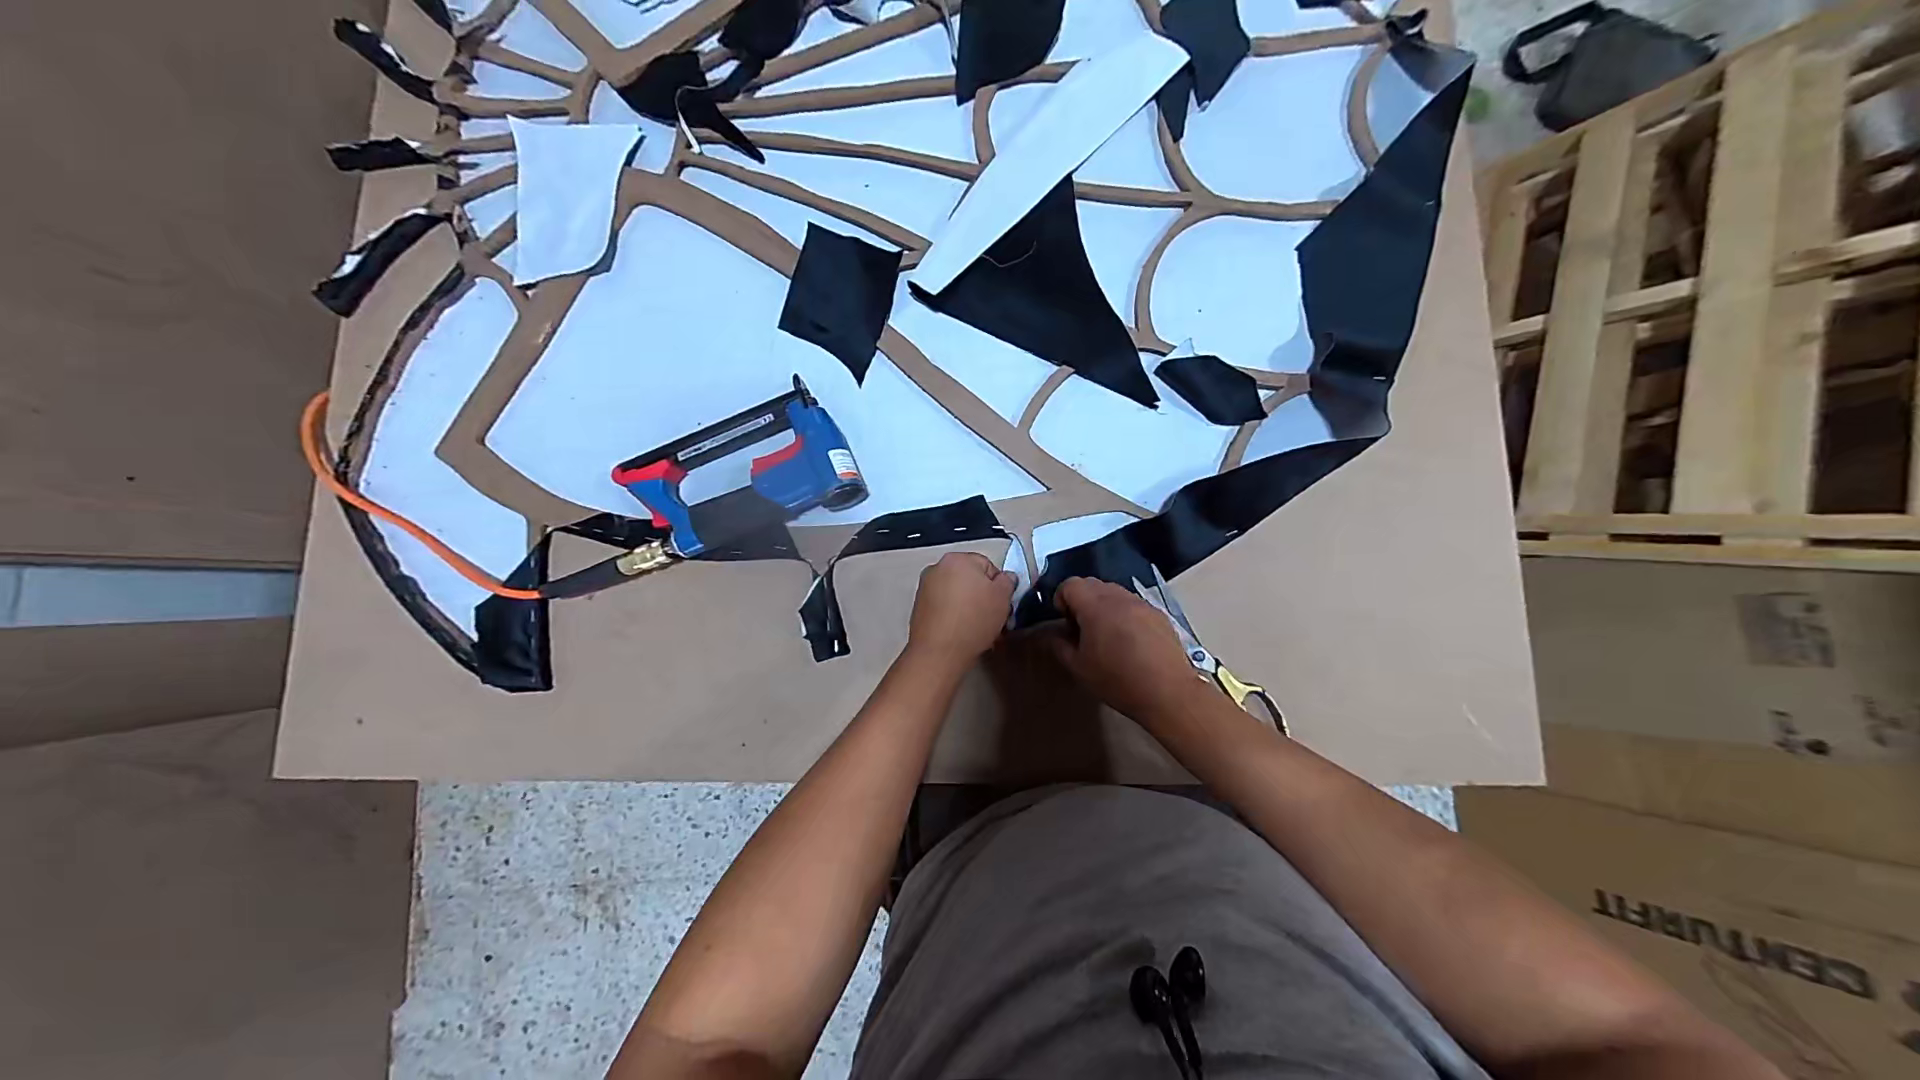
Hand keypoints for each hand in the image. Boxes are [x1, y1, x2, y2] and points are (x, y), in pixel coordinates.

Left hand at [906, 552, 1017, 663]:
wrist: (940, 652)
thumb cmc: (970, 622)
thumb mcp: (1003, 598)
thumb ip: (1008, 581)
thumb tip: (1006, 578)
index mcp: (957, 559)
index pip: (987, 565)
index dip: (999, 586)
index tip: (1002, 602)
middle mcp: (937, 569)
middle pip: (971, 580)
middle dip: (984, 597)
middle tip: (995, 616)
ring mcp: (926, 589)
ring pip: (958, 595)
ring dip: (971, 608)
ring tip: (981, 628)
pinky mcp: (920, 609)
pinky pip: (946, 608)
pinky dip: (956, 617)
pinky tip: (965, 633)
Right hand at [1038, 577, 1207, 723]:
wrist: (1168, 692)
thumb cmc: (1117, 680)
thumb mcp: (1079, 667)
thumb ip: (1059, 645)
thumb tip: (1052, 634)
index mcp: (1096, 606)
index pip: (1071, 584)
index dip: (1061, 599)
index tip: (1065, 623)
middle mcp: (1119, 597)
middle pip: (1093, 584)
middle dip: (1081, 601)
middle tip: (1082, 629)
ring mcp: (1142, 604)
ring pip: (1114, 592)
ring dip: (1103, 606)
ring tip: (1106, 635)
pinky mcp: (1159, 615)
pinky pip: (1133, 605)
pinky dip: (1124, 614)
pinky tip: (1130, 642)